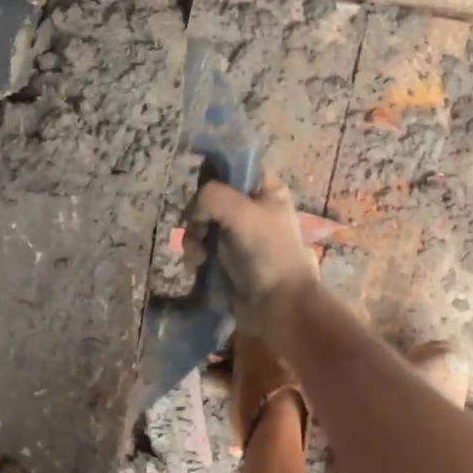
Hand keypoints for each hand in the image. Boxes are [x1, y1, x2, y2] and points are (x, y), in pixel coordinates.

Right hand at [183, 172, 319, 333]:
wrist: (279, 305)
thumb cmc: (268, 253)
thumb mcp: (241, 212)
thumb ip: (211, 196)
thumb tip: (195, 214)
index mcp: (266, 189)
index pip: (234, 167)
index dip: (213, 173)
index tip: (198, 187)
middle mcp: (253, 207)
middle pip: (211, 196)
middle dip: (198, 213)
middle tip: (198, 228)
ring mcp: (239, 234)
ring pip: (202, 222)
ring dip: (193, 236)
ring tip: (197, 254)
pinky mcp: (227, 257)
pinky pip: (201, 246)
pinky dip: (195, 254)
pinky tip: (198, 265)